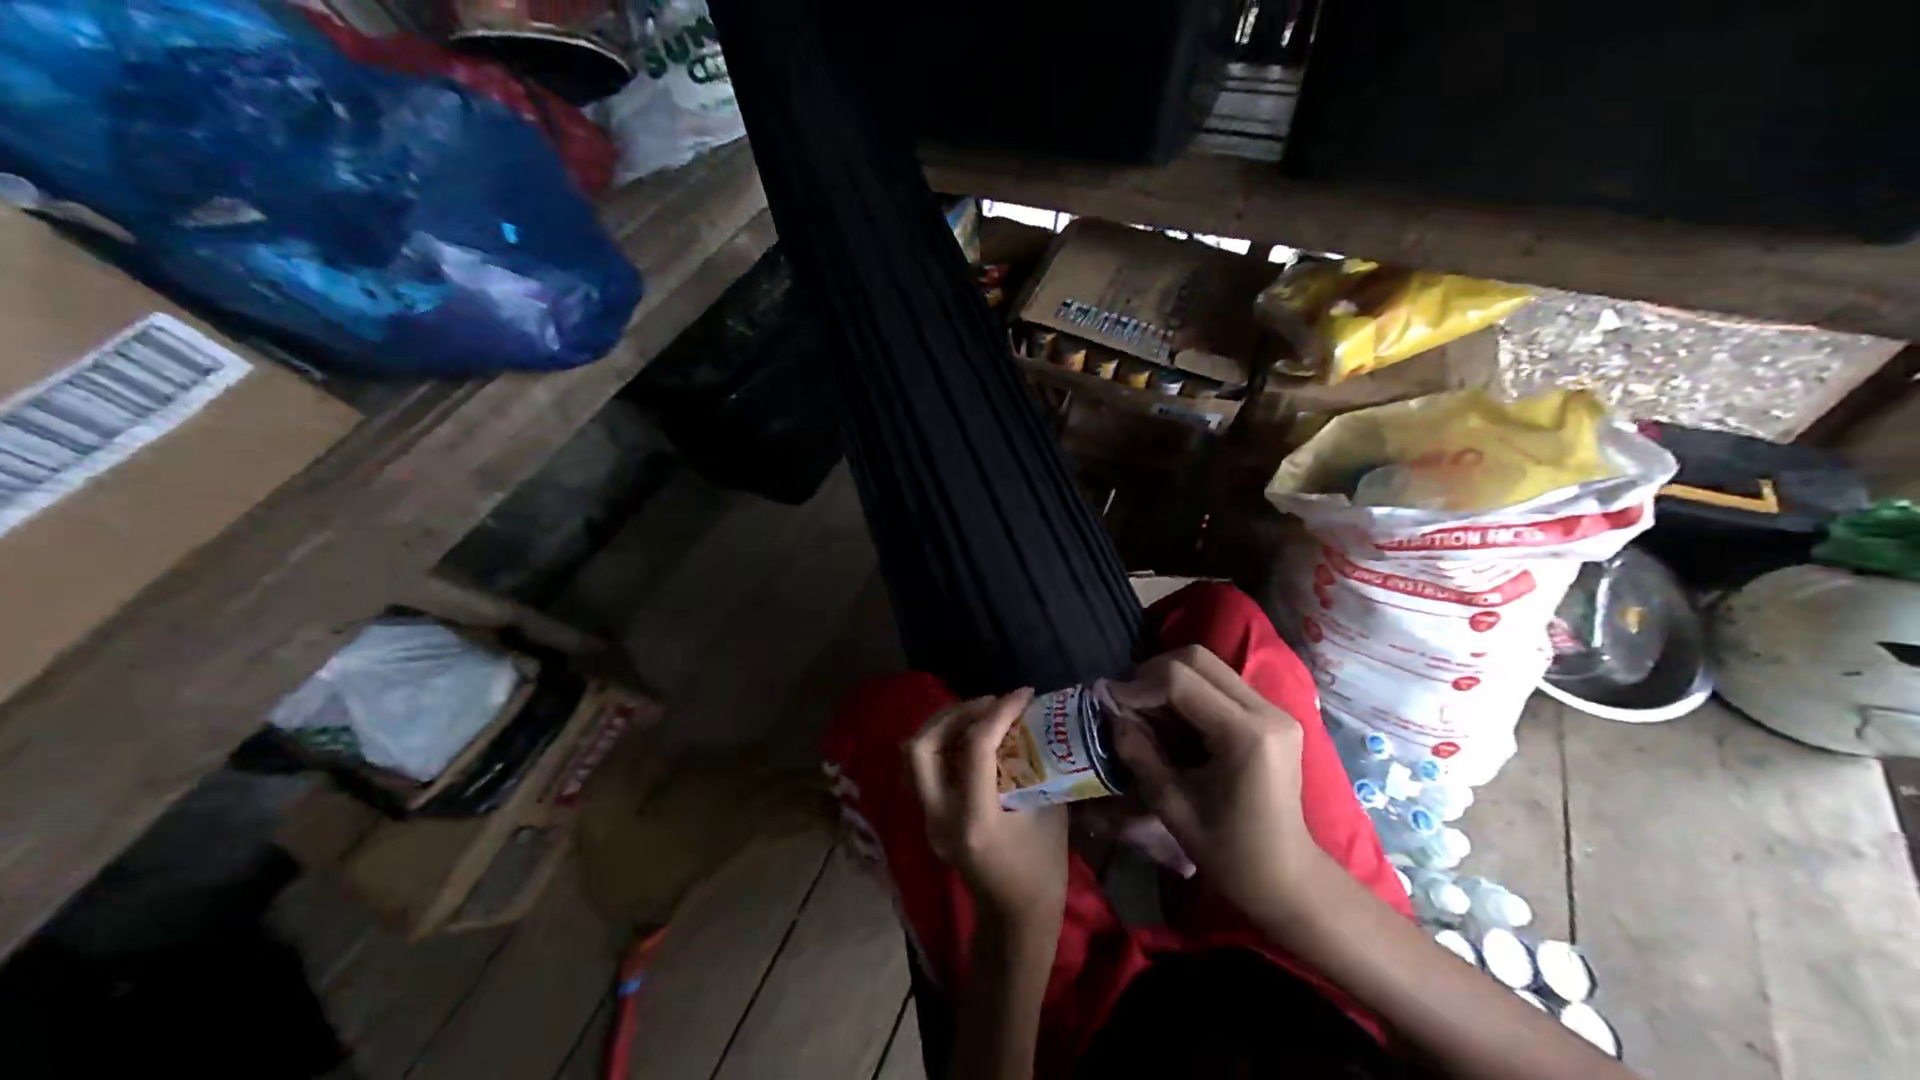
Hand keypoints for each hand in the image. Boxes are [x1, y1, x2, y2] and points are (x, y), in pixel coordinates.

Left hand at [905, 689, 1069, 926]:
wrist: (1015, 917)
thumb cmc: (1042, 869)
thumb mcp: (1049, 812)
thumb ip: (1036, 765)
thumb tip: (1037, 721)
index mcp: (974, 821)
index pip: (973, 748)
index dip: (998, 712)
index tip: (1023, 694)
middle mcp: (939, 817)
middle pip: (922, 746)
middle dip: (954, 714)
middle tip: (990, 703)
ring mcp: (927, 820)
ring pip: (914, 755)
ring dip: (944, 726)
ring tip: (981, 714)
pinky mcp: (927, 819)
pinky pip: (923, 769)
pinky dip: (943, 744)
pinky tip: (973, 738)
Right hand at [1107, 646, 1329, 921]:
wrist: (1287, 878)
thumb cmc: (1229, 852)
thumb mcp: (1171, 805)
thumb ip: (1139, 753)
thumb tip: (1110, 714)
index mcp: (1246, 735)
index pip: (1181, 680)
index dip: (1137, 686)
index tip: (1109, 704)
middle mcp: (1267, 711)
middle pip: (1197, 658)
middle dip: (1152, 673)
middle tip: (1126, 702)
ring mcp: (1274, 710)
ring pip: (1208, 666)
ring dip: (1168, 679)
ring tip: (1144, 710)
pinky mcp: (1272, 716)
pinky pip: (1220, 683)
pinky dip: (1187, 690)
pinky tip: (1170, 718)